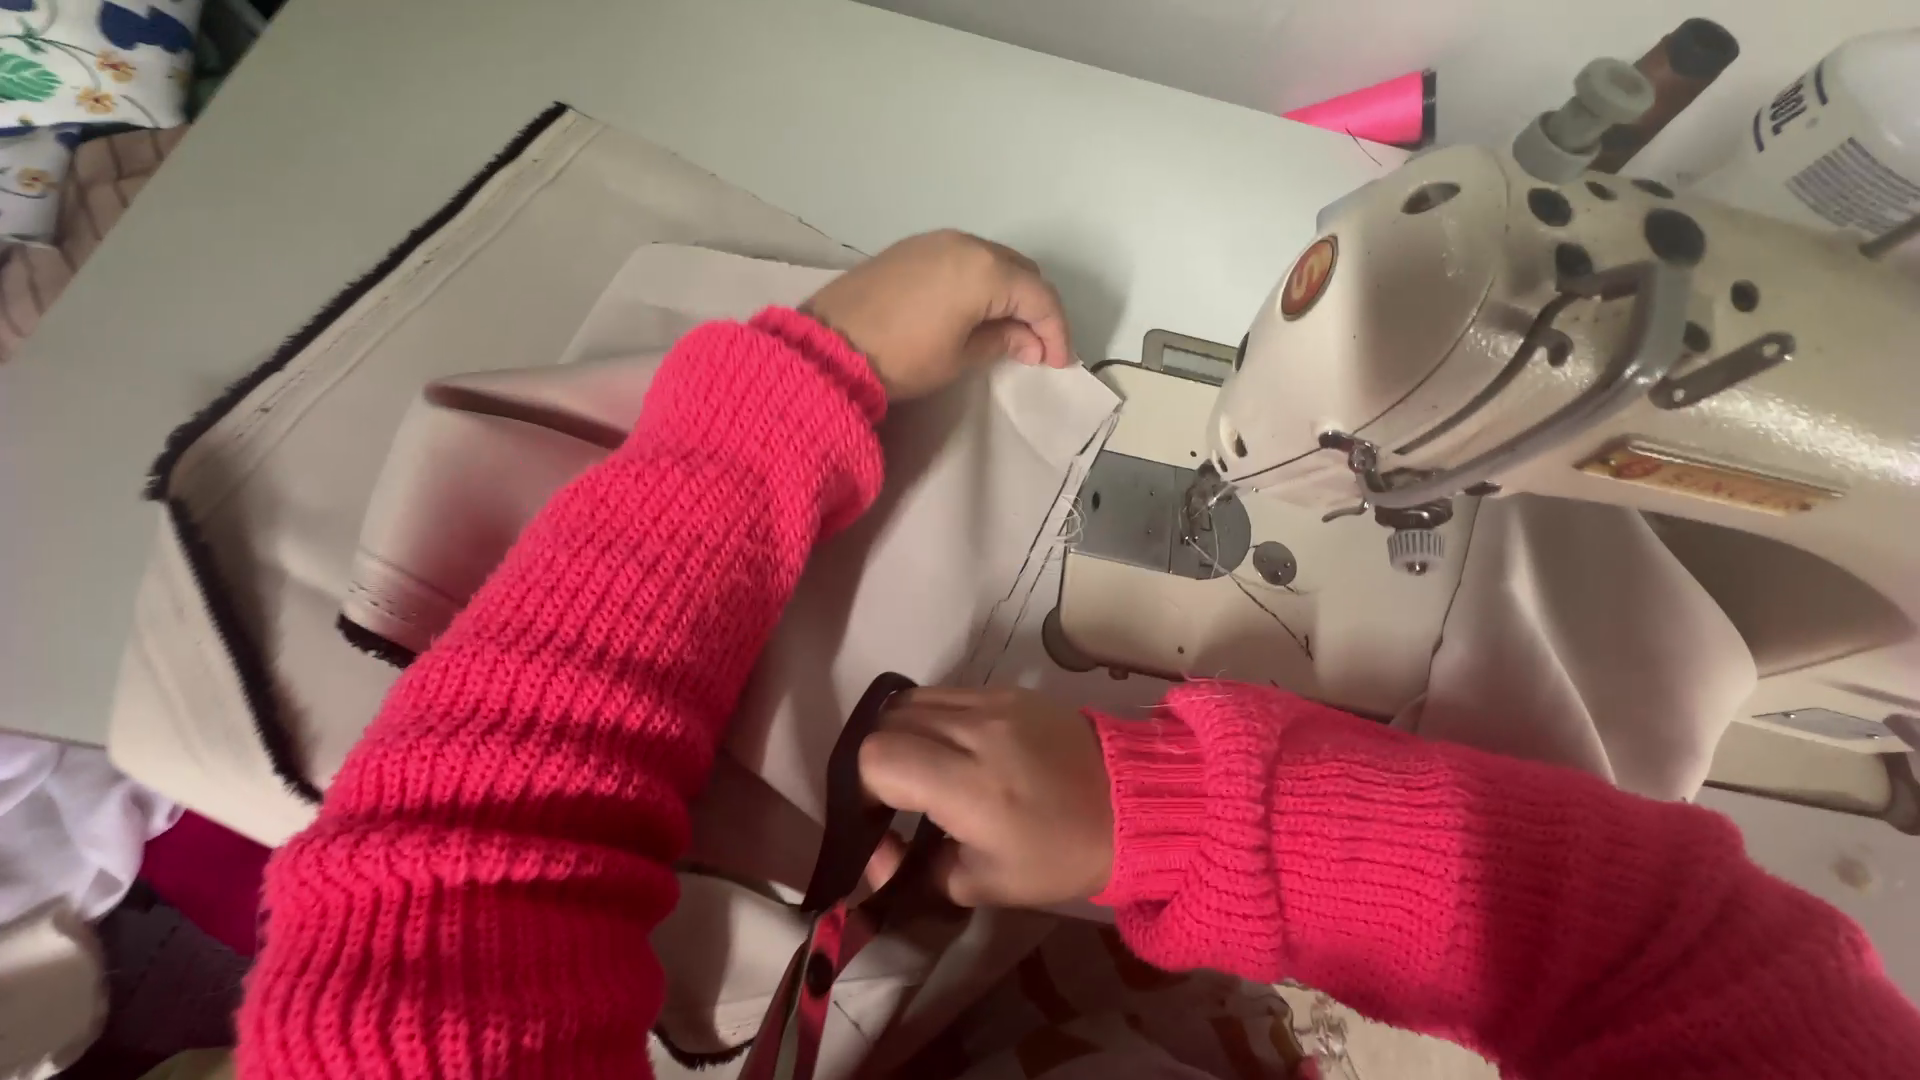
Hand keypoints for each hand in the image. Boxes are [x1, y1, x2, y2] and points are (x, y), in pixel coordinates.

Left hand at [802, 230, 1075, 398]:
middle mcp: (967, 243)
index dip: (1056, 332)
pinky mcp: (913, 248)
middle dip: (1036, 310)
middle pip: (1021, 272)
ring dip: (1009, 295)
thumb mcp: (960, 357)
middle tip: (1036, 349)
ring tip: (1008, 333)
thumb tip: (1030, 341)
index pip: (1040, 297)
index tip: (1059, 363)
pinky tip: (976, 312)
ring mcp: (937, 241)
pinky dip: (981, 284)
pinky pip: (965, 260)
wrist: (829, 345)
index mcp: (985, 269)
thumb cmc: (902, 357)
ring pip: (994, 263)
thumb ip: (1003, 341)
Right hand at [859, 687, 1112, 906]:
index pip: (877, 758)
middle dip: (879, 763)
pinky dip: (931, 717)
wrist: (1131, 803)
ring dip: (901, 733)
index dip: (863, 790)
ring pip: (911, 699)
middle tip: (895, 798)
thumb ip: (918, 870)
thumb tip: (881, 853)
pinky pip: (946, 692)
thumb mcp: (985, 884)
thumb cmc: (1060, 854)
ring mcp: (992, 702)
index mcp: (968, 784)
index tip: (880, 819)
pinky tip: (950, 747)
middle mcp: (974, 730)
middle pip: (887, 723)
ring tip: (920, 768)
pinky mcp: (1008, 690)